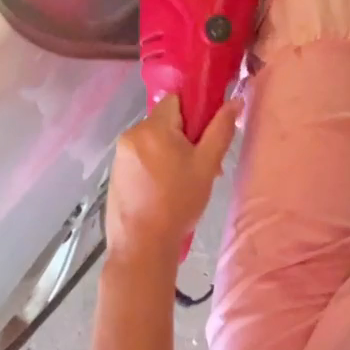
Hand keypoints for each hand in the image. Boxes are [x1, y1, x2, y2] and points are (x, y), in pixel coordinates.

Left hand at [105, 95, 239, 265]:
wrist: (141, 249)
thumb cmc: (177, 203)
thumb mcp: (207, 164)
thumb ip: (221, 129)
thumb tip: (234, 101)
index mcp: (152, 127)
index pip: (177, 100)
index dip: (195, 113)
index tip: (204, 136)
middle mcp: (131, 135)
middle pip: (165, 122)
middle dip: (185, 137)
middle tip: (201, 165)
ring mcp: (120, 157)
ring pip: (153, 141)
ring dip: (170, 153)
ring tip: (184, 182)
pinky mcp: (115, 175)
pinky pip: (140, 158)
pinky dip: (154, 167)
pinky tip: (164, 192)